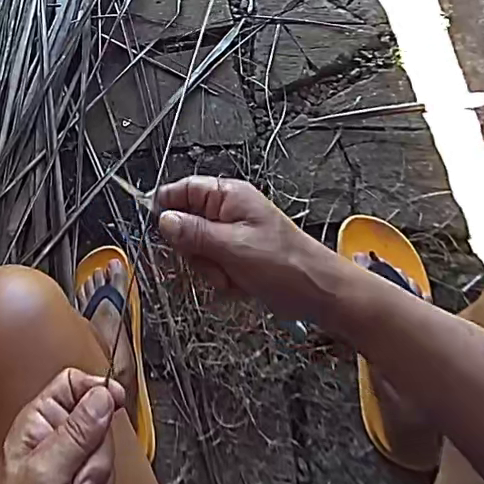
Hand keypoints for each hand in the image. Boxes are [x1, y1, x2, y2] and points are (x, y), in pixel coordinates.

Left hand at [0, 368, 124, 483]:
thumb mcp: (42, 472)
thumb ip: (75, 433)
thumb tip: (103, 394)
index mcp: (41, 422)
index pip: (75, 385)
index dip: (98, 388)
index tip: (116, 399)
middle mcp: (58, 443)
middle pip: (100, 430)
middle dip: (93, 466)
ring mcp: (71, 473)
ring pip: (107, 469)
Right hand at [153, 175, 343, 320]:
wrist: (321, 294)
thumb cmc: (285, 264)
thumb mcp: (233, 247)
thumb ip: (194, 233)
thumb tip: (163, 220)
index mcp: (228, 195)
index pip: (182, 189)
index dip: (168, 208)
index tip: (162, 232)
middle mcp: (227, 210)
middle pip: (185, 223)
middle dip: (194, 250)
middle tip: (212, 262)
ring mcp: (232, 233)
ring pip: (196, 249)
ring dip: (209, 268)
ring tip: (232, 276)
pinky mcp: (237, 255)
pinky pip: (212, 265)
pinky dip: (221, 278)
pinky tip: (239, 284)